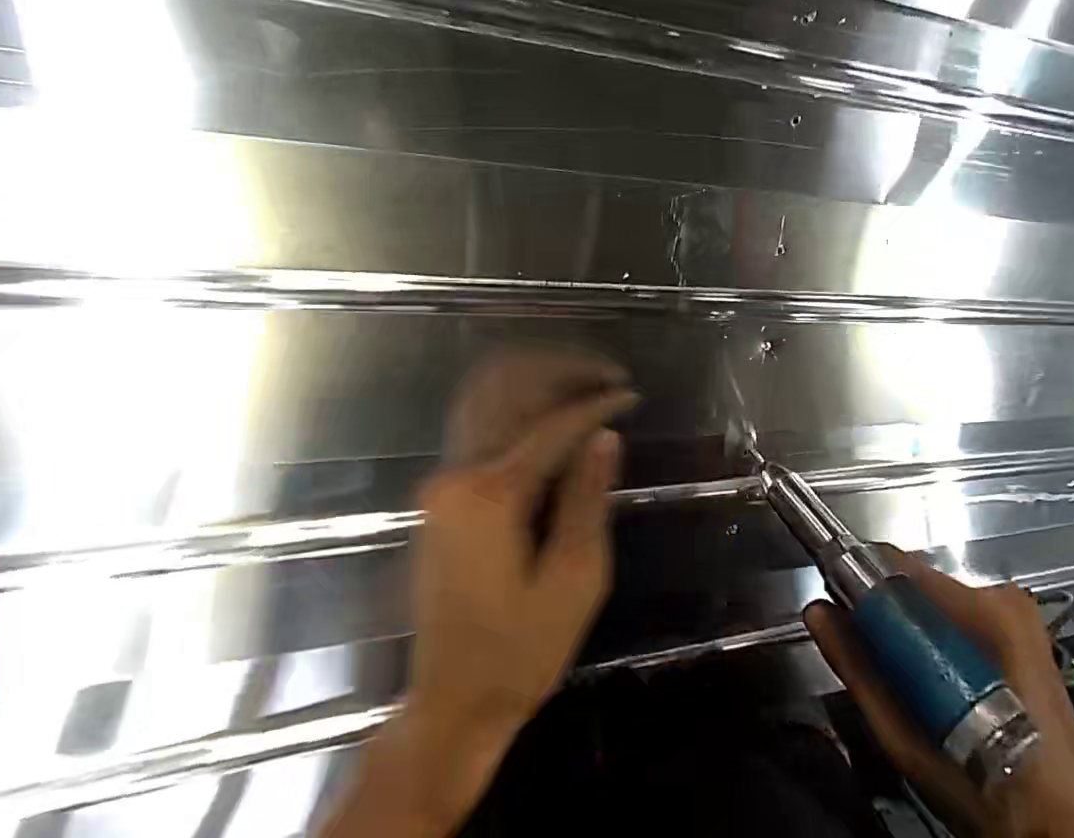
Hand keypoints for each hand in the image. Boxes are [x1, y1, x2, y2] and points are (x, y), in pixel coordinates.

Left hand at [327, 346, 635, 836]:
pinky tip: (549, 410)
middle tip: (609, 375)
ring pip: (486, 400)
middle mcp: (455, 476)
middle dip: (561, 372)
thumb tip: (605, 436)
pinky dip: (515, 405)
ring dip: (535, 380)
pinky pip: (479, 426)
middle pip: (507, 392)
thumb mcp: (574, 580)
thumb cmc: (522, 652)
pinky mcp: (441, 495)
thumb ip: (587, 498)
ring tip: (584, 381)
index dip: (596, 404)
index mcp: (490, 497)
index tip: (632, 395)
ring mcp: (441, 483)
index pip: (551, 427)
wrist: (452, 701)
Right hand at [804, 550, 1073, 837]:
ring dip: (909, 628)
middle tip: (869, 654)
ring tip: (904, 676)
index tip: (838, 610)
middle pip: (916, 583)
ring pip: (935, 601)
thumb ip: (858, 668)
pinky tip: (934, 679)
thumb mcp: (906, 736)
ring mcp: (1019, 616)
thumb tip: (818, 614)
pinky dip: (935, 638)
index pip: (897, 565)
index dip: (859, 585)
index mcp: (984, 612)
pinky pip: (958, 617)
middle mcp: (1005, 600)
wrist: (1062, 834)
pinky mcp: (1025, 634)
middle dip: (885, 612)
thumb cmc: (986, 788)